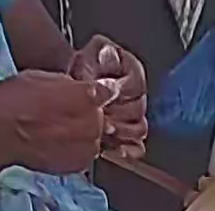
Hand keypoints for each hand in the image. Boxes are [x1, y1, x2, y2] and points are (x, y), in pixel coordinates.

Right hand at [0, 70, 111, 175]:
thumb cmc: (12, 102)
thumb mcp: (40, 77)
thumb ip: (67, 84)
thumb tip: (83, 89)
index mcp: (81, 95)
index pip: (101, 93)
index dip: (95, 93)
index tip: (90, 93)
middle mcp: (87, 123)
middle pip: (99, 118)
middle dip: (88, 114)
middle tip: (67, 113)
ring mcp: (83, 148)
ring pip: (94, 139)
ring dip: (84, 134)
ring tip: (62, 130)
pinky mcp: (75, 166)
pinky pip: (85, 156)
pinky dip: (77, 150)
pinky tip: (60, 144)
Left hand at [69, 36, 146, 158]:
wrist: (75, 89)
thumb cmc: (84, 71)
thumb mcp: (90, 54)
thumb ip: (100, 55)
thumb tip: (107, 58)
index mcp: (134, 73)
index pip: (135, 86)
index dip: (119, 92)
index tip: (104, 94)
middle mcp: (138, 97)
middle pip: (138, 110)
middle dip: (116, 114)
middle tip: (99, 116)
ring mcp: (136, 119)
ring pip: (139, 130)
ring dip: (120, 132)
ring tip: (102, 130)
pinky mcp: (131, 138)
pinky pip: (137, 149)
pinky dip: (126, 151)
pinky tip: (112, 149)